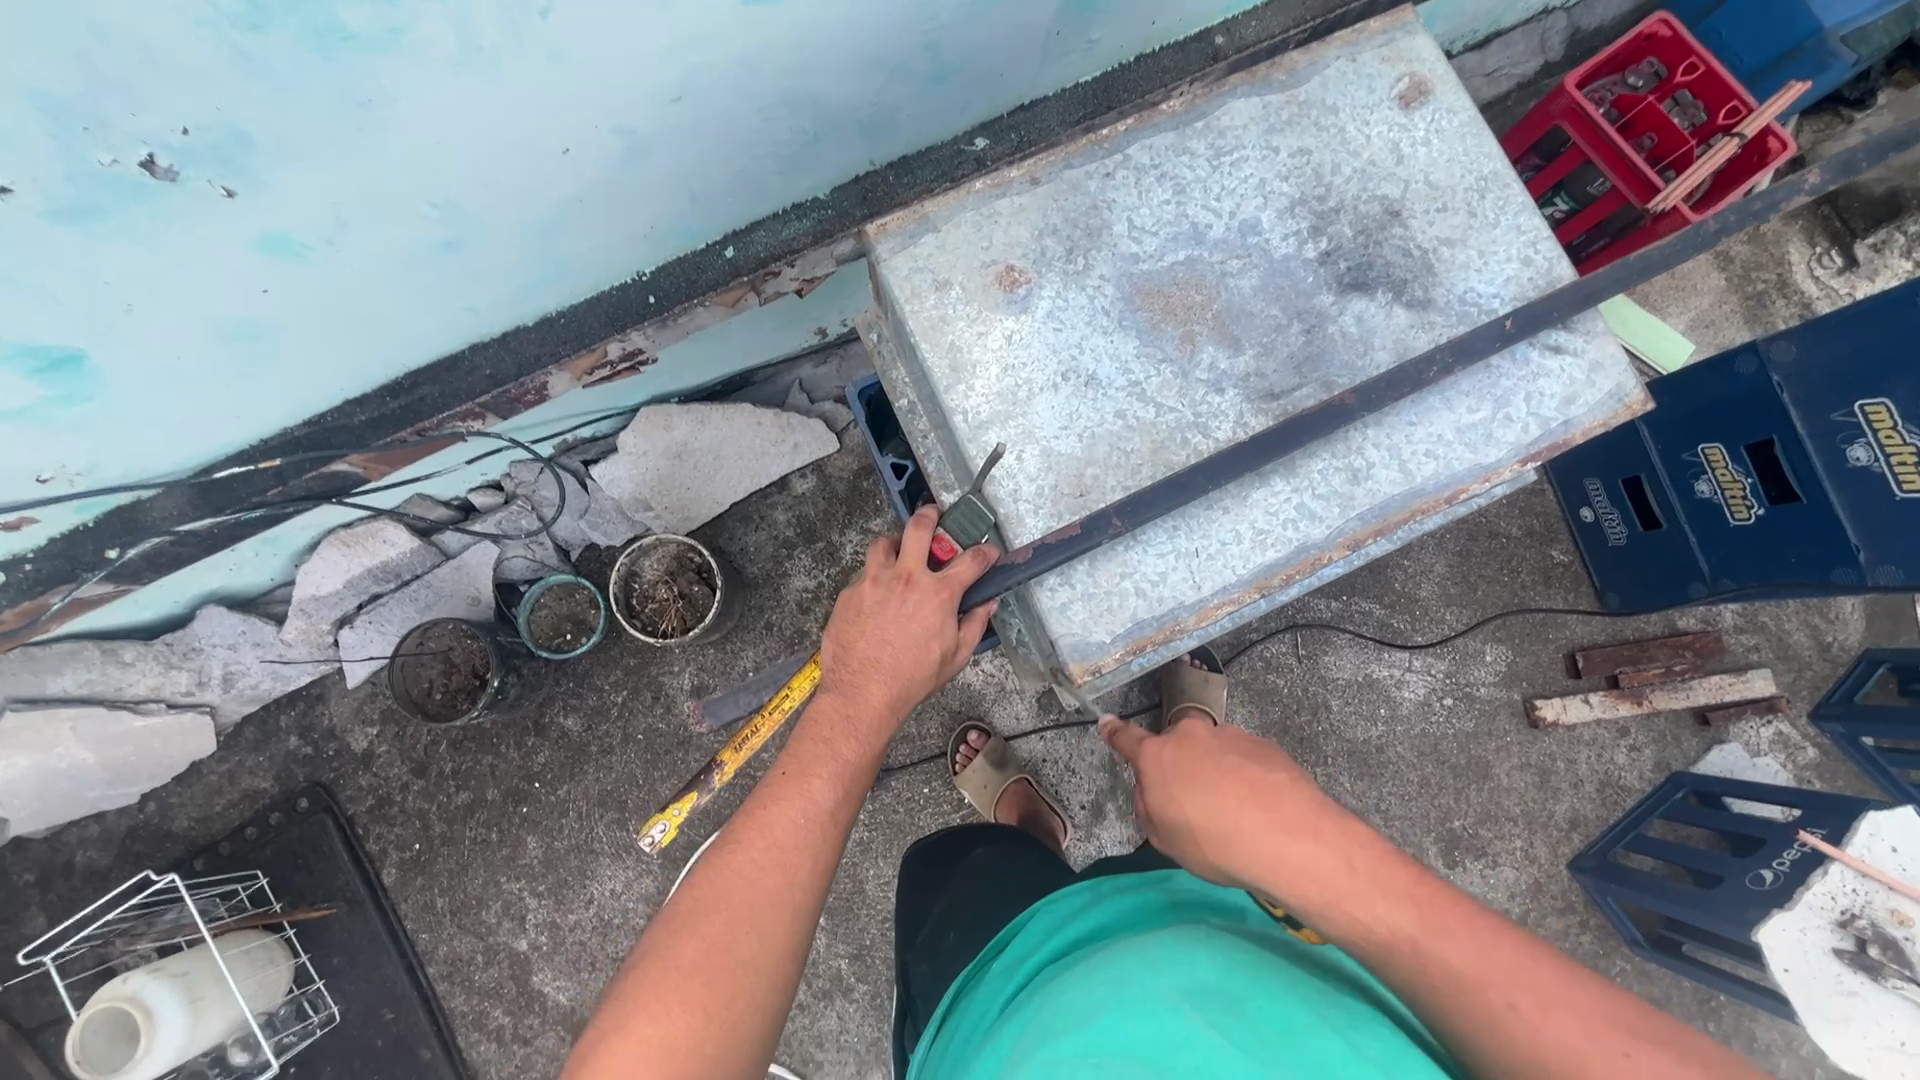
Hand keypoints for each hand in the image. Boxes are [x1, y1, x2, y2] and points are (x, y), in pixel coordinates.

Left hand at [816, 505, 999, 732]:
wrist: (863, 691)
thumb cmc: (911, 678)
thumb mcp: (956, 656)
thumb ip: (975, 624)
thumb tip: (988, 605)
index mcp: (938, 593)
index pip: (971, 560)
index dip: (985, 552)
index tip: (988, 551)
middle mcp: (906, 578)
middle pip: (920, 527)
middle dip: (931, 514)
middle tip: (934, 514)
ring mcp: (873, 581)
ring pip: (883, 542)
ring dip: (894, 543)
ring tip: (898, 552)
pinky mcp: (849, 592)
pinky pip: (863, 573)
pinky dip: (873, 576)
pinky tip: (876, 593)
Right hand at [1097, 714, 1351, 891]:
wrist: (1288, 836)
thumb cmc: (1214, 842)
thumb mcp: (1165, 840)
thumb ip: (1149, 809)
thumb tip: (1152, 791)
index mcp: (1157, 757)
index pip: (1127, 739)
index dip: (1115, 733)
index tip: (1107, 723)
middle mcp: (1190, 736)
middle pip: (1178, 746)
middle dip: (1182, 765)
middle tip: (1196, 800)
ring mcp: (1229, 735)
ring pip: (1214, 751)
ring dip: (1217, 771)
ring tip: (1237, 810)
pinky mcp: (1264, 744)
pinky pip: (1245, 758)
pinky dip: (1247, 776)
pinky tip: (1261, 805)